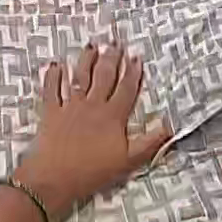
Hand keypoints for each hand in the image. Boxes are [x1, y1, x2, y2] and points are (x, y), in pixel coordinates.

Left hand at [11, 42, 171, 220]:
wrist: (56, 178)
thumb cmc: (94, 171)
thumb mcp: (129, 160)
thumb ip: (150, 142)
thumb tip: (171, 126)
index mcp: (113, 115)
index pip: (126, 88)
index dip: (133, 72)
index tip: (136, 57)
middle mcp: (92, 105)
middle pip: (104, 76)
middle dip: (111, 58)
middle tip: (115, 43)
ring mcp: (70, 107)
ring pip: (80, 77)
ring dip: (86, 60)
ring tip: (91, 46)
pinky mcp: (50, 112)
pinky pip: (51, 89)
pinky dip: (52, 76)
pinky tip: (55, 65)